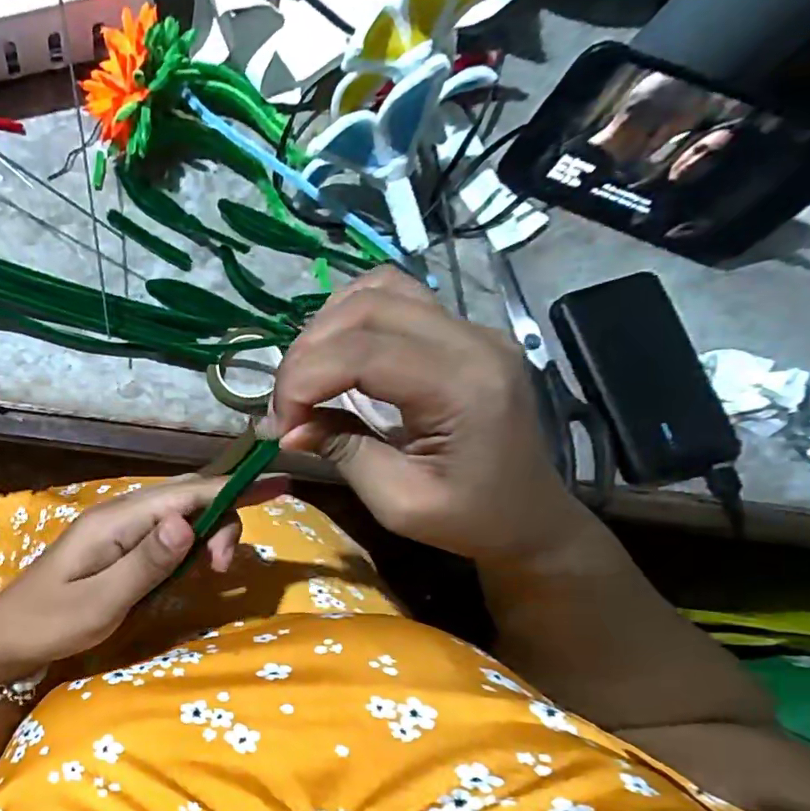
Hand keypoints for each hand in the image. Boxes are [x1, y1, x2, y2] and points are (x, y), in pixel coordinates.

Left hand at [0, 473, 288, 683]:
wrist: (6, 640)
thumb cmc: (51, 623)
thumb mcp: (100, 601)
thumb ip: (145, 563)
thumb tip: (189, 523)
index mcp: (115, 520)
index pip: (185, 494)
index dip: (233, 487)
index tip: (279, 484)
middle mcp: (119, 514)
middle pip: (186, 497)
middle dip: (224, 515)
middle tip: (228, 567)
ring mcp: (117, 529)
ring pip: (179, 513)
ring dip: (208, 531)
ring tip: (217, 570)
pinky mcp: (118, 547)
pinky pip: (165, 532)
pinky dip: (191, 541)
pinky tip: (198, 559)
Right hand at [268, 267, 588, 563]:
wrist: (530, 517)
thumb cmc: (470, 520)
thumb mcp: (399, 503)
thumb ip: (344, 452)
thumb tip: (287, 428)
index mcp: (463, 387)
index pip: (362, 352)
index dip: (303, 380)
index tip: (279, 425)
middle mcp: (472, 340)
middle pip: (366, 307)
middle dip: (307, 353)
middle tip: (286, 404)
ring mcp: (472, 328)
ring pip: (380, 289)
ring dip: (327, 327)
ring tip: (307, 376)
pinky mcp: (463, 331)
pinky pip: (397, 297)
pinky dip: (353, 317)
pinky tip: (338, 354)